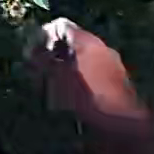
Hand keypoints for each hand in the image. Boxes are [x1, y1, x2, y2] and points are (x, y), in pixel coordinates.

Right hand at [29, 19, 153, 151]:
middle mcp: (102, 48)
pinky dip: (76, 76)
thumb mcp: (58, 78)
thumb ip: (42, 62)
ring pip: (80, 57)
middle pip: (71, 41)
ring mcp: (112, 65)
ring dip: (63, 66)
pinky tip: (68, 94)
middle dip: (52, 52)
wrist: (123, 127)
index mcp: (89, 42)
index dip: (43, 35)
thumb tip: (30, 52)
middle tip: (37, 67)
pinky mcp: (116, 82)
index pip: (61, 26)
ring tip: (50, 83)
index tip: (31, 51)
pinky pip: (90, 71)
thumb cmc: (88, 97)